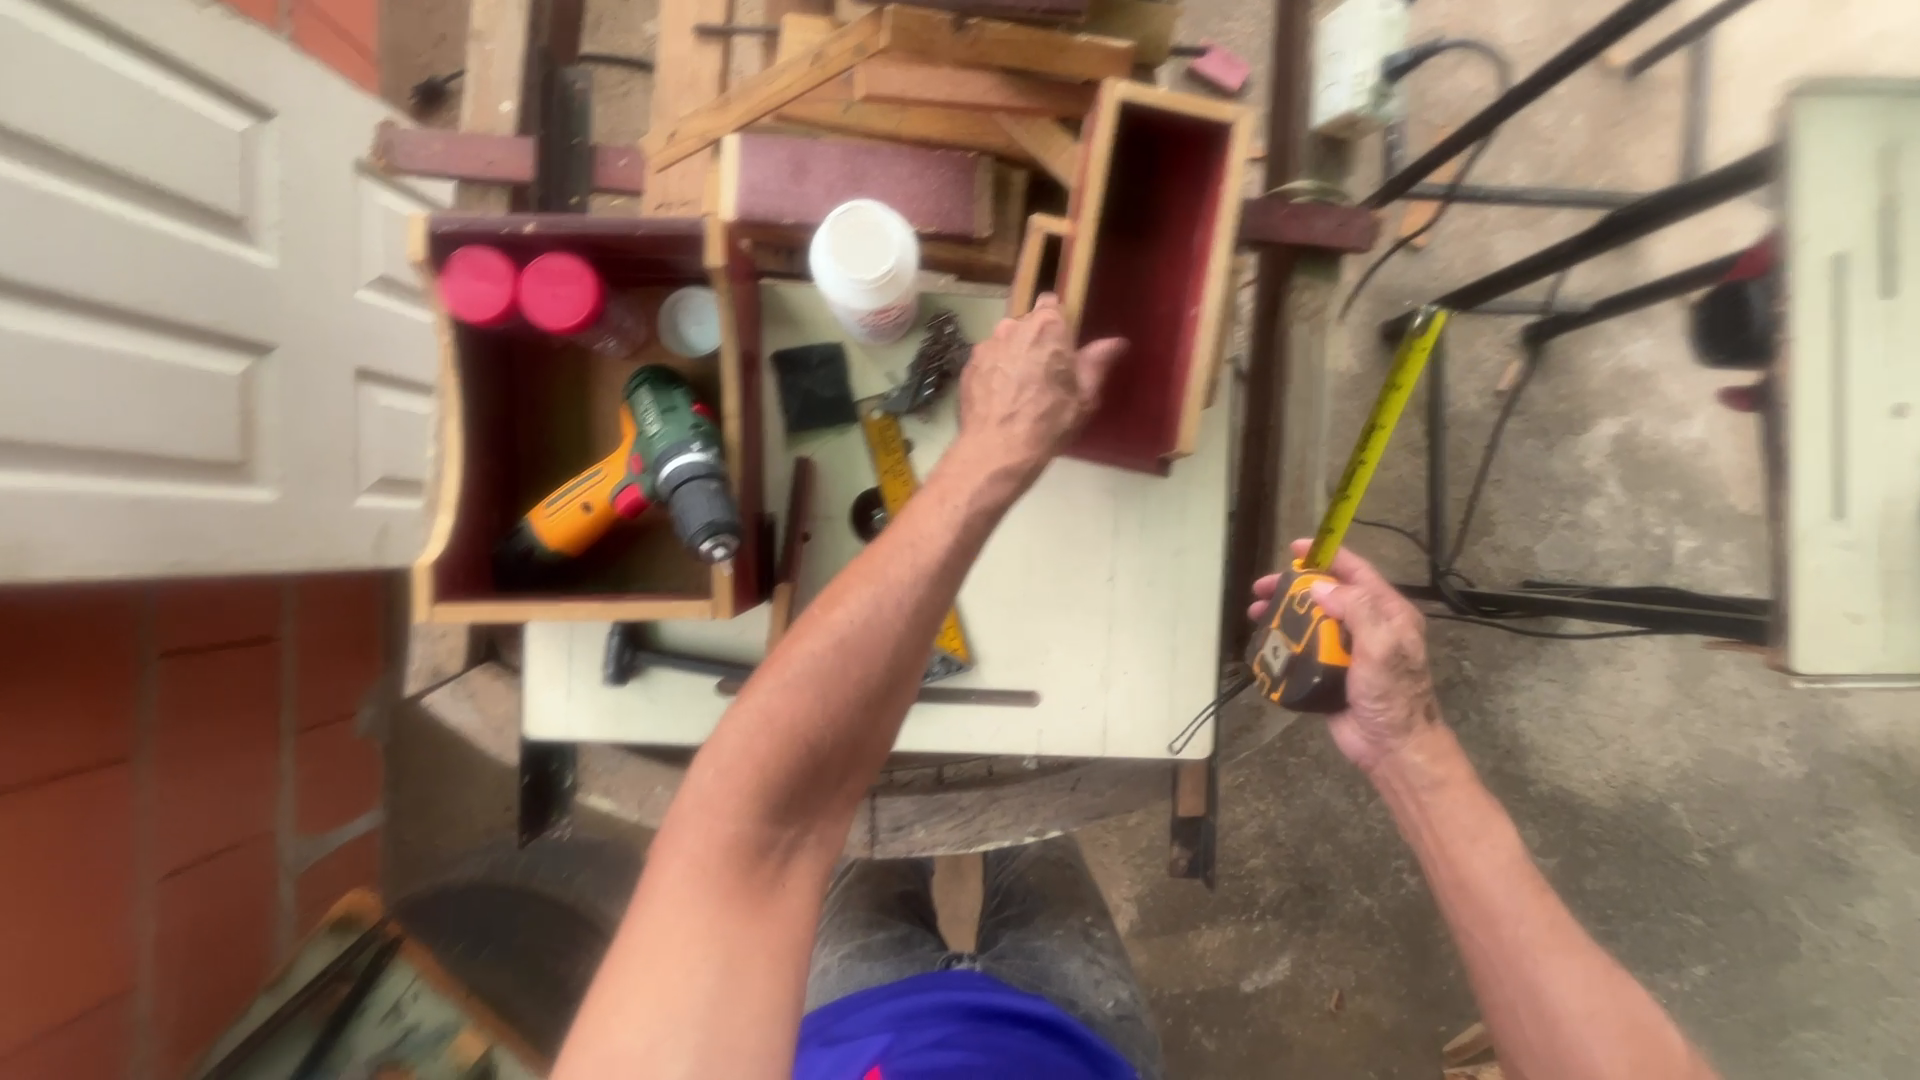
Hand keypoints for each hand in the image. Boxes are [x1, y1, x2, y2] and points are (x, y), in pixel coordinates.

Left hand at [952, 293, 1127, 486]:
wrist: (997, 449)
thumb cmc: (1049, 421)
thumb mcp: (1084, 396)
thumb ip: (1097, 362)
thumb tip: (1116, 342)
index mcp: (1047, 326)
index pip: (1051, 302)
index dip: (1058, 320)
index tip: (1062, 342)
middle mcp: (1012, 327)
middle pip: (1026, 324)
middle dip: (1035, 341)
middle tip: (1045, 373)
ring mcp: (986, 346)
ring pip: (1005, 342)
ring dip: (1013, 356)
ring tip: (1020, 389)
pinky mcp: (968, 366)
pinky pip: (988, 361)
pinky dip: (995, 372)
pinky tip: (1001, 399)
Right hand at [1248, 540, 1440, 771]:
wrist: (1391, 747)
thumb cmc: (1392, 696)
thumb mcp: (1382, 647)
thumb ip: (1357, 610)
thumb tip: (1320, 587)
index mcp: (1387, 614)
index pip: (1356, 573)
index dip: (1327, 556)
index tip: (1295, 548)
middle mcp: (1368, 626)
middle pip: (1326, 595)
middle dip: (1292, 587)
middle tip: (1261, 588)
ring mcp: (1348, 650)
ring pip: (1310, 620)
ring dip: (1283, 614)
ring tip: (1256, 614)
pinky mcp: (1330, 671)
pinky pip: (1303, 647)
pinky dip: (1284, 640)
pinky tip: (1266, 640)